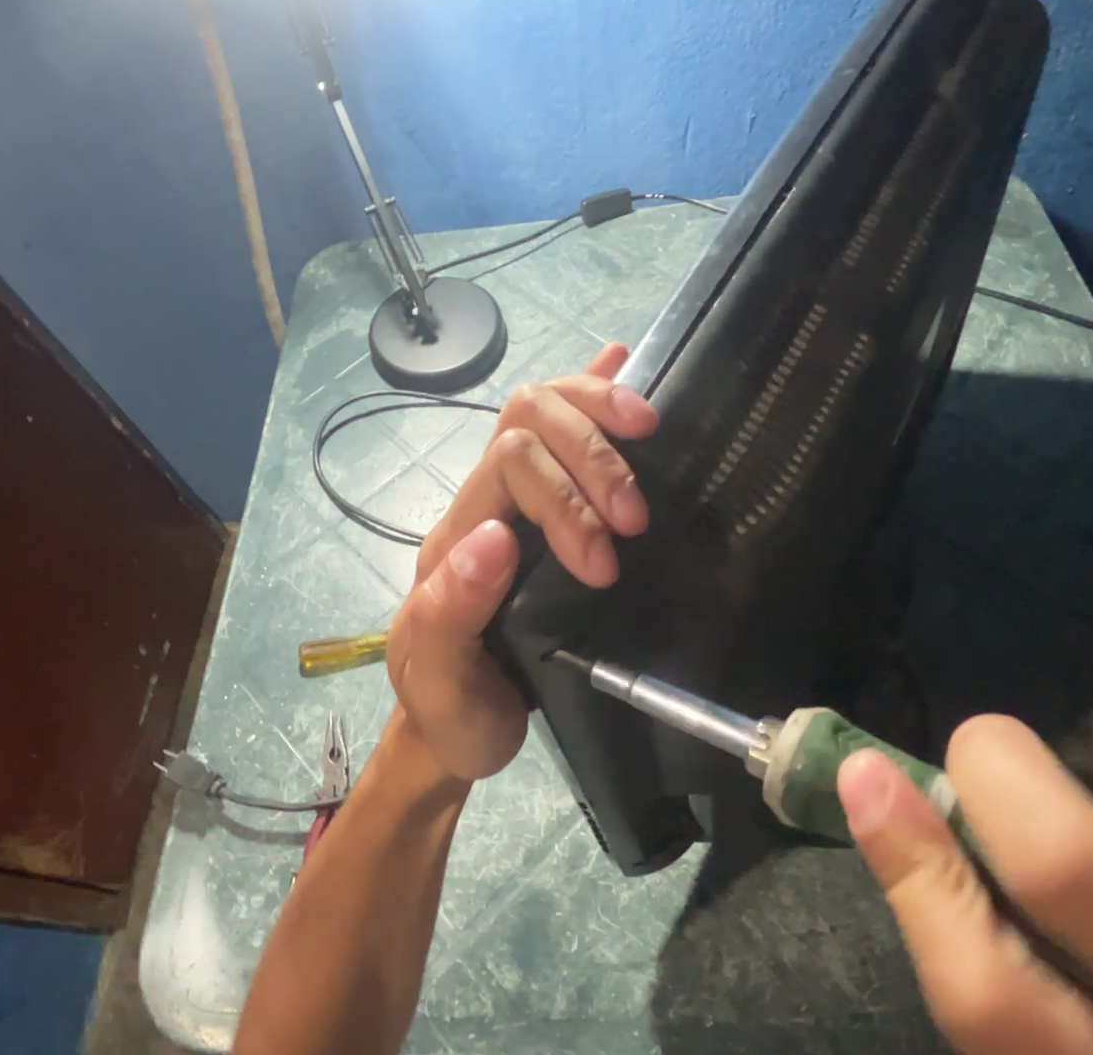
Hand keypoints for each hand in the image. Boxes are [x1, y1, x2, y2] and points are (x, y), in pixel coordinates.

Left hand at [385, 343, 658, 780]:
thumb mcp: (440, 683)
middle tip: (637, 518)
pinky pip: (560, 433)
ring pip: (543, 411)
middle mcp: (481, 505)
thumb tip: (494, 537)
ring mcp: (512, 503)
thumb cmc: (451, 711)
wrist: (455, 729)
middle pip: (527, 419)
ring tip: (652, 429)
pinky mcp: (545, 514)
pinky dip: (592, 394)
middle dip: (592, 457)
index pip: (510, 465)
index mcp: (456, 539)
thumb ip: (448, 614)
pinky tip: (624, 364)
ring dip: (600, 414)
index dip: (566, 498)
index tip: (605, 563)